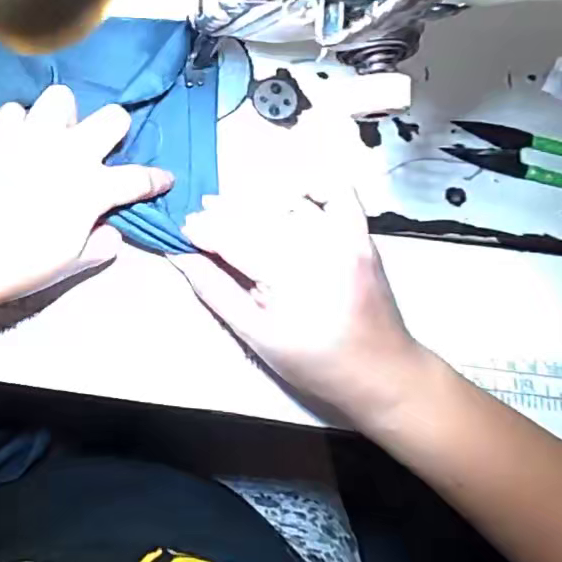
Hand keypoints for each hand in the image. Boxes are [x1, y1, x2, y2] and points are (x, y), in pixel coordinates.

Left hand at [0, 85, 172, 316]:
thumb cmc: (19, 264)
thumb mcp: (70, 263)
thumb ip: (100, 244)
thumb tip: (111, 230)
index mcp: (94, 187)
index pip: (139, 178)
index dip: (155, 179)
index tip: (162, 179)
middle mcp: (70, 151)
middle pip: (113, 117)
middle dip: (113, 131)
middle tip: (98, 150)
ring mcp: (32, 135)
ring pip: (62, 98)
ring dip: (62, 117)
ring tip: (51, 137)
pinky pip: (13, 110)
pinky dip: (17, 124)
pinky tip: (12, 141)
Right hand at [166, 181, 432, 426]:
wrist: (384, 373)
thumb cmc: (312, 361)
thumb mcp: (253, 333)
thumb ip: (213, 288)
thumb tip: (178, 254)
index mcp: (291, 276)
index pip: (234, 239)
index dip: (202, 231)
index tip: (179, 230)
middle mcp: (320, 248)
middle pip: (257, 216)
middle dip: (221, 214)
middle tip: (197, 219)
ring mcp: (346, 239)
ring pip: (287, 204)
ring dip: (252, 202)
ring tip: (227, 208)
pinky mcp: (361, 236)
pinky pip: (336, 195)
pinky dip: (309, 188)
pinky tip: (285, 195)